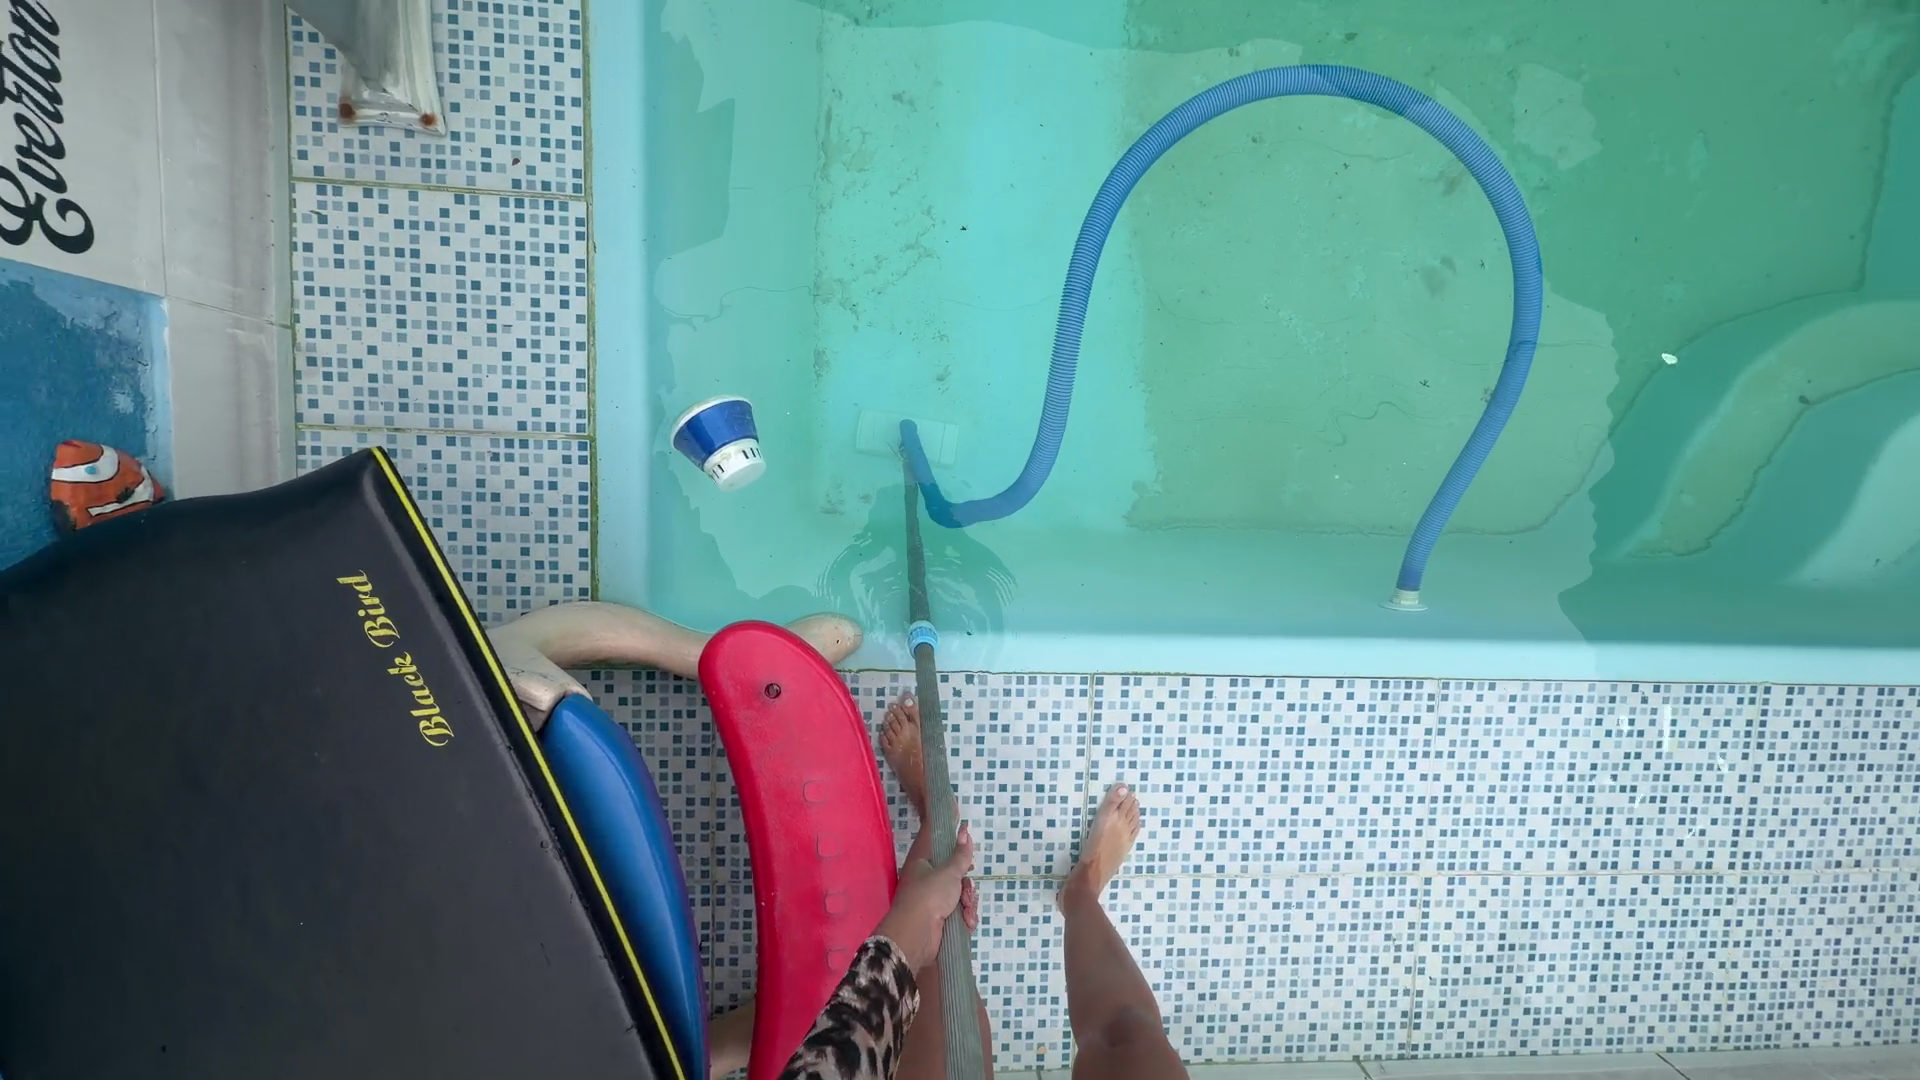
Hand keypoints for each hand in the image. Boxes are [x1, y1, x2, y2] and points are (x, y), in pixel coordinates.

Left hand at [873, 824, 974, 970]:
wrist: (917, 935)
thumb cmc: (929, 895)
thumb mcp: (949, 871)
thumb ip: (961, 854)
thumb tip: (964, 830)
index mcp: (922, 865)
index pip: (941, 853)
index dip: (956, 853)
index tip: (968, 857)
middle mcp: (927, 883)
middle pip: (956, 879)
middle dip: (966, 887)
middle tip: (967, 890)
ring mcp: (934, 904)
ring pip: (961, 898)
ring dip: (968, 904)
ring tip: (966, 911)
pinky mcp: (941, 923)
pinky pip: (960, 915)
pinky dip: (966, 919)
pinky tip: (966, 922)